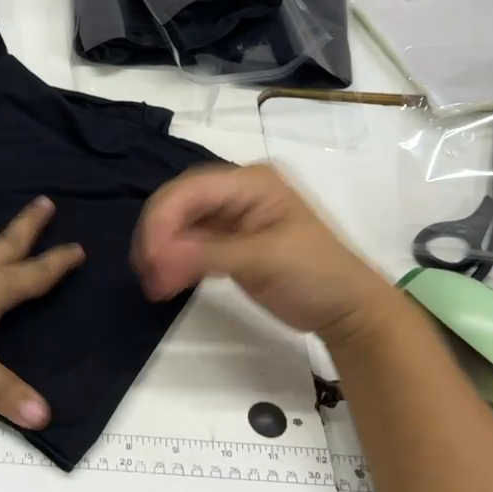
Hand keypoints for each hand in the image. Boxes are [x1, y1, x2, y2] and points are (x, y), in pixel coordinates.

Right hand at [132, 163, 401, 346]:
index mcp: (251, 181)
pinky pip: (188, 243)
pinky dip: (173, 261)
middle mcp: (237, 191)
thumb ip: (207, 255)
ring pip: (179, 223)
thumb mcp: (264, 260)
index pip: (190, 189)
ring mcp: (232, 216)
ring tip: (152, 282)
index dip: (162, 219)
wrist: (347, 310)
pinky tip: (163, 282)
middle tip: (145, 272)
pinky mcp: (227, 241)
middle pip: (179, 202)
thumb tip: (157, 260)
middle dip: (157, 235)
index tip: (149, 258)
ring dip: (161, 250)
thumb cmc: (317, 276)